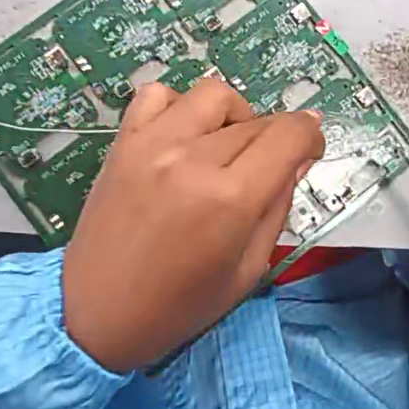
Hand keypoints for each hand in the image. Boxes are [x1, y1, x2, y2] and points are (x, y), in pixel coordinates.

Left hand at [62, 81, 324, 372]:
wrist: (97, 313)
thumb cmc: (176, 307)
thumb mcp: (247, 271)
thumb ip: (277, 208)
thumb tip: (297, 159)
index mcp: (230, 198)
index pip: (290, 135)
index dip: (311, 137)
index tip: (308, 150)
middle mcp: (192, 159)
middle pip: (256, 120)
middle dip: (274, 140)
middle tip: (263, 171)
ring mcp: (152, 144)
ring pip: (212, 95)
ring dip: (232, 115)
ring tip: (224, 148)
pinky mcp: (122, 143)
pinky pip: (156, 94)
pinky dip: (178, 105)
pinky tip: (181, 135)